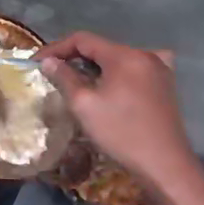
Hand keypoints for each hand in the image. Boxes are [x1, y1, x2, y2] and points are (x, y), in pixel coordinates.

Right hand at [37, 32, 203, 199]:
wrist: (164, 164)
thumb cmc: (121, 132)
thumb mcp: (84, 104)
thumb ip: (64, 77)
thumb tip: (49, 61)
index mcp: (125, 56)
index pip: (83, 39)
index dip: (56, 47)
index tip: (37, 61)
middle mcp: (145, 55)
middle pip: (102, 47)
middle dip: (75, 57)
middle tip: (54, 72)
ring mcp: (159, 69)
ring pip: (118, 58)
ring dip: (96, 65)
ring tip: (78, 79)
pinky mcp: (166, 85)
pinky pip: (136, 67)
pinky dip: (119, 70)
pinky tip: (115, 80)